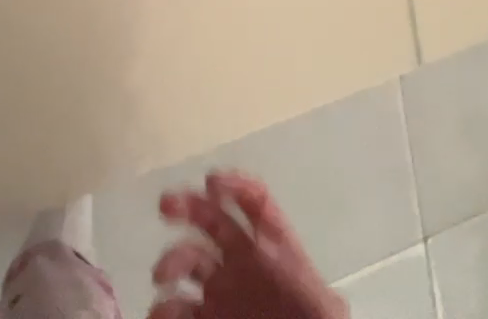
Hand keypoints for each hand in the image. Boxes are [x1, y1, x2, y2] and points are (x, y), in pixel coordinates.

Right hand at [149, 171, 346, 318]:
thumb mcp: (325, 309)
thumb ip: (318, 295)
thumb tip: (326, 299)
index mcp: (275, 249)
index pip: (254, 202)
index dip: (234, 185)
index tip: (210, 182)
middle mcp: (244, 262)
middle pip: (213, 219)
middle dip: (188, 204)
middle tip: (165, 205)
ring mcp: (223, 290)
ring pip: (189, 260)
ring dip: (172, 260)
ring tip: (162, 276)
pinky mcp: (208, 317)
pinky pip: (179, 305)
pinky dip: (164, 306)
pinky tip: (160, 311)